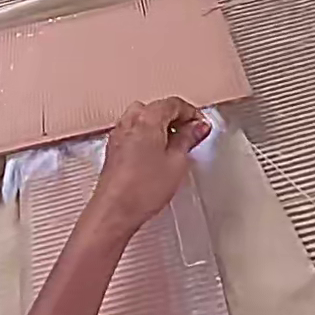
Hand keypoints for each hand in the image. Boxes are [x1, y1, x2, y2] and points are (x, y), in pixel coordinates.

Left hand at [87, 97, 210, 238]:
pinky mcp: (114, 148)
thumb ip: (188, 139)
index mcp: (147, 118)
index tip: (201, 124)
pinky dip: (146, 134)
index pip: (173, 103)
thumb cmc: (141, 189)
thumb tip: (196, 128)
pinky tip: (156, 153)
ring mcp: (119, 134)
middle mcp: (130, 121)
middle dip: (176, 117)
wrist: (114, 211)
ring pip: (144, 117)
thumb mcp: (177, 162)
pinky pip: (134, 130)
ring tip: (174, 144)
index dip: (191, 113)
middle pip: (157, 108)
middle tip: (191, 132)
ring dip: (160, 125)